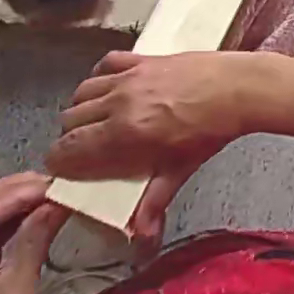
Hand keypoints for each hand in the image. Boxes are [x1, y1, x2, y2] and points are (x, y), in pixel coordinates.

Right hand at [47, 51, 266, 255]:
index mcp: (124, 133)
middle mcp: (118, 102)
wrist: (235, 89)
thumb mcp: (180, 168)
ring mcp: (128, 77)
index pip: (70, 148)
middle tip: (84, 150)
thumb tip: (141, 235)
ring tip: (95, 122)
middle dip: (70, 138)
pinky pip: (106, 64)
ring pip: (82, 92)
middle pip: (70, 120)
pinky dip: (99, 77)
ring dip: (81, 109)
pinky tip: (108, 88)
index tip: (61, 169)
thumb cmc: (211, 130)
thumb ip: (155, 200)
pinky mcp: (140, 59)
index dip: (59, 161)